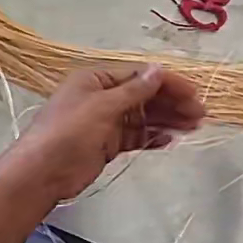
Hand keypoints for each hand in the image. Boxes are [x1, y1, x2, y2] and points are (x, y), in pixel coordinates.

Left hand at [0, 65, 205, 202]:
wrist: (42, 171)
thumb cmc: (68, 132)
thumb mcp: (102, 106)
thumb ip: (133, 91)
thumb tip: (158, 71)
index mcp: (95, 79)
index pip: (137, 76)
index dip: (166, 83)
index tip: (193, 93)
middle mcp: (100, 97)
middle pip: (142, 96)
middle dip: (170, 102)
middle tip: (200, 114)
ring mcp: (104, 121)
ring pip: (141, 117)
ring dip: (166, 119)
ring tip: (193, 126)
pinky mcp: (106, 144)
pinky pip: (134, 136)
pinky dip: (151, 137)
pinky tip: (169, 140)